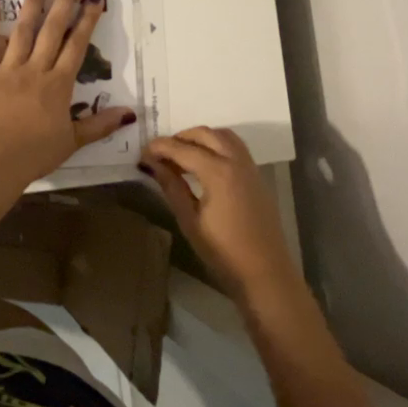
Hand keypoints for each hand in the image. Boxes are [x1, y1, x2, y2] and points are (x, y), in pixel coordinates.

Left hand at [0, 0, 135, 183]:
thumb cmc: (36, 154)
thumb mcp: (72, 141)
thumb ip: (100, 124)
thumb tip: (130, 113)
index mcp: (59, 84)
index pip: (77, 44)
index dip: (88, 19)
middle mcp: (36, 69)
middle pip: (53, 28)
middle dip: (65, 0)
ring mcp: (9, 69)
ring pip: (23, 29)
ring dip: (32, 2)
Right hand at [141, 128, 296, 299]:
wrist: (264, 272)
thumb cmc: (223, 251)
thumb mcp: (189, 220)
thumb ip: (172, 187)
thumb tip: (152, 164)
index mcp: (219, 172)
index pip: (183, 149)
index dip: (160, 148)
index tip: (142, 154)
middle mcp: (237, 161)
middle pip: (206, 134)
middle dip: (181, 137)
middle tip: (161, 153)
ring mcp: (250, 168)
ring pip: (224, 136)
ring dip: (201, 138)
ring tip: (182, 155)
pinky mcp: (257, 177)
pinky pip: (236, 148)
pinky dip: (217, 146)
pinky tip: (204, 165)